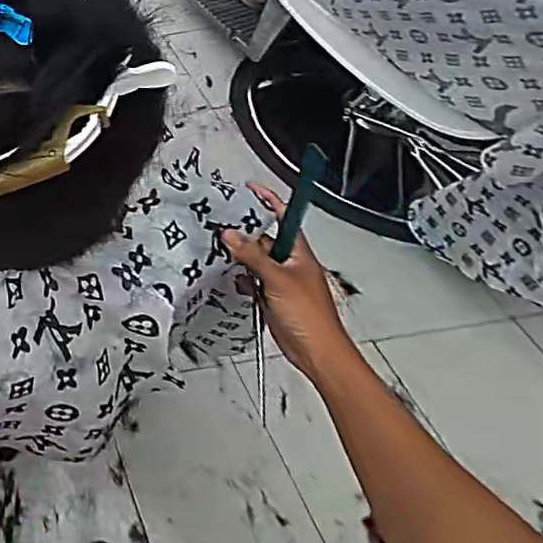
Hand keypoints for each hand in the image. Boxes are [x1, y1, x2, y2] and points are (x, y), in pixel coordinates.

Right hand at [222, 183, 354, 380]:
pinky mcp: (271, 296)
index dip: (268, 200)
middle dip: (245, 233)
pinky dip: (242, 279)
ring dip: (242, 259)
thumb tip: (232, 235)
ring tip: (227, 255)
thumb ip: (253, 255)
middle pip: (263, 238)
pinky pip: (252, 279)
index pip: (283, 216)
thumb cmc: (313, 318)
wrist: (317, 353)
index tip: (251, 188)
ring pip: (255, 260)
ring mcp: (280, 280)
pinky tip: (237, 282)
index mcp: (298, 252)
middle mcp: (290, 263)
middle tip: (225, 226)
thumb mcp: (278, 279)